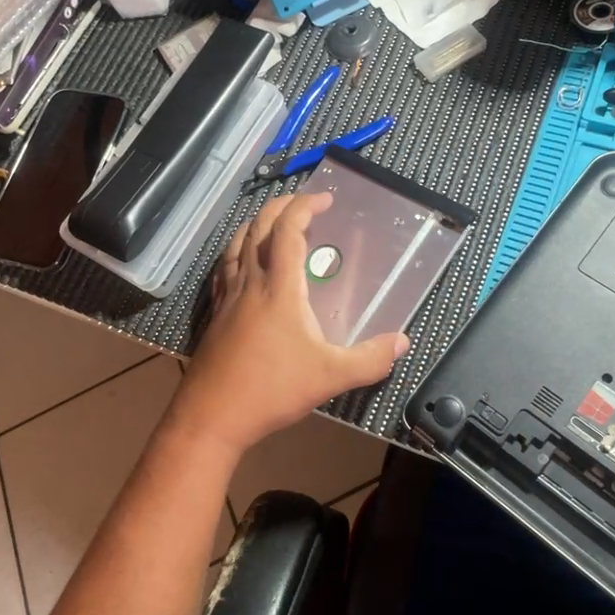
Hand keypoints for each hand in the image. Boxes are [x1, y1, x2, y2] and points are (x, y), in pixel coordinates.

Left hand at [168, 193, 408, 455]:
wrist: (212, 415)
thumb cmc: (272, 390)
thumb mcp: (330, 376)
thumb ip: (370, 359)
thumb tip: (402, 342)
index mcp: (279, 288)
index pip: (288, 230)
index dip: (305, 206)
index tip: (325, 199)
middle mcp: (250, 282)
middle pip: (259, 227)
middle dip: (281, 206)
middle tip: (303, 203)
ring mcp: (228, 296)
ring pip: (237, 244)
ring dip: (257, 224)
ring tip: (274, 224)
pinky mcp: (215, 313)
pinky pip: (224, 267)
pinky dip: (237, 251)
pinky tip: (241, 263)